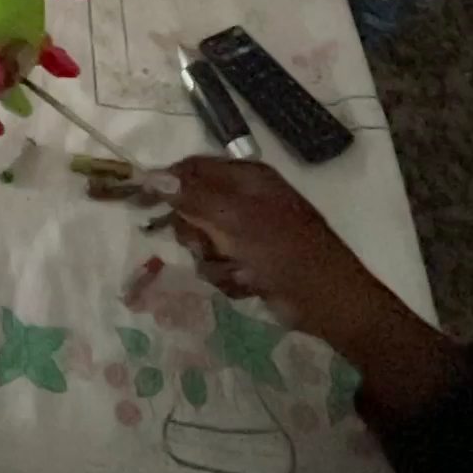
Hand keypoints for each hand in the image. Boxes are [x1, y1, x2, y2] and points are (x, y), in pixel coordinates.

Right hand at [166, 157, 465, 417]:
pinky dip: (227, 277)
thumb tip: (150, 175)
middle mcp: (244, 200)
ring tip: (237, 270)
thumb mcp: (236, 220)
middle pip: (191, 207)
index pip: (193, 168)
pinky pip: (216, 264)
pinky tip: (249, 283)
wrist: (331, 304)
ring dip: (213, 260)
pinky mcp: (249, 261)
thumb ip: (192, 198)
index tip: (141, 202)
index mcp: (246, 178)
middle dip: (195, 232)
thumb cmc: (287, 252)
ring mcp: (247, 232)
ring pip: (201, 241)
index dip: (167, 183)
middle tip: (207, 244)